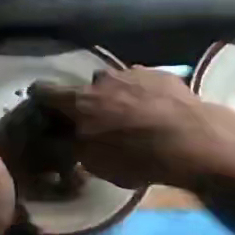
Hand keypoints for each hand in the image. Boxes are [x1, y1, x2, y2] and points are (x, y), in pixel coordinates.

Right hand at [28, 67, 234, 187]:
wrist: (194, 141)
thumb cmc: (135, 156)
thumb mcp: (92, 162)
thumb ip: (67, 146)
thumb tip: (53, 138)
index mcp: (78, 100)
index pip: (43, 90)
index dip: (40, 100)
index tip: (43, 110)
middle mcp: (101, 78)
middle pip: (84, 88)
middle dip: (87, 102)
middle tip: (97, 123)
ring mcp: (133, 72)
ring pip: (115, 83)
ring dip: (117, 97)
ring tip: (132, 119)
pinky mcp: (162, 75)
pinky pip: (143, 83)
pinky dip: (143, 96)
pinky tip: (156, 114)